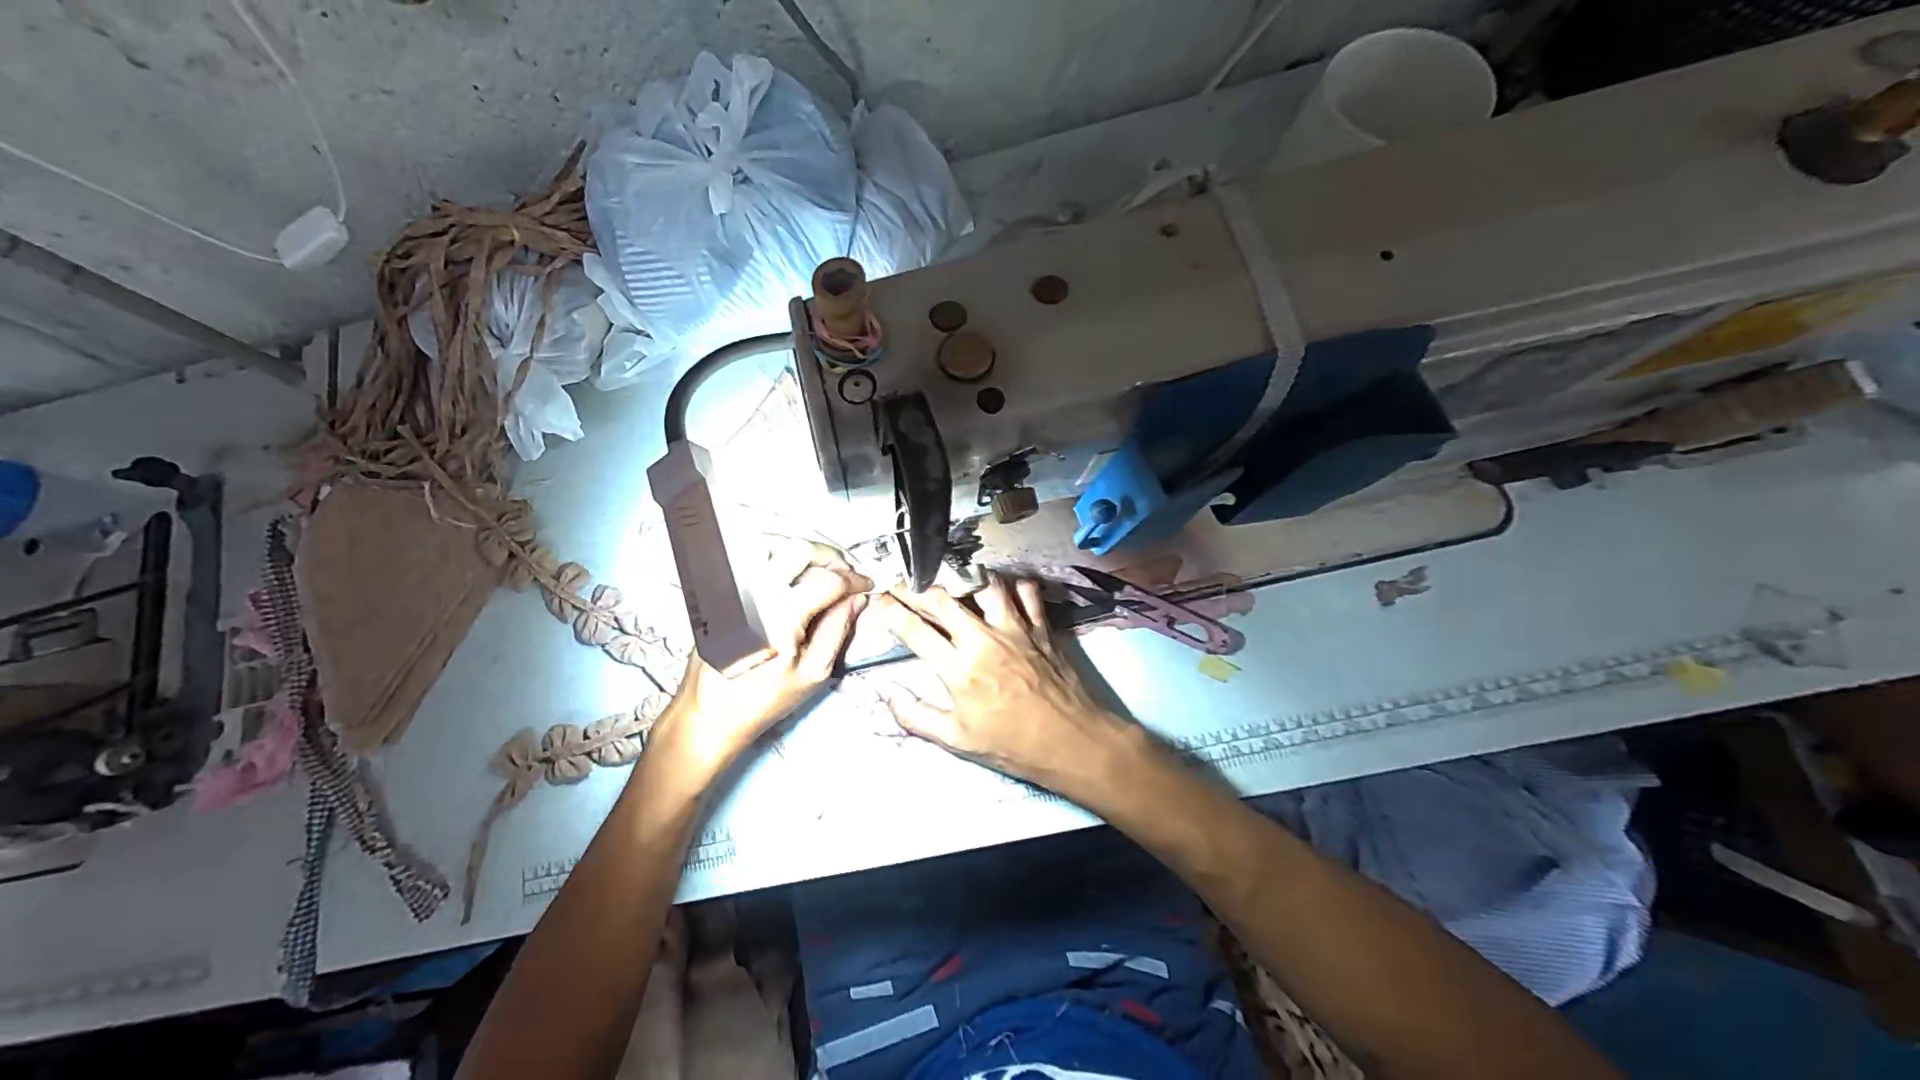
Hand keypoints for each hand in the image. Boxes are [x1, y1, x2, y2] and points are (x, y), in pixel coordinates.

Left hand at [649, 540, 870, 785]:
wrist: (709, 713)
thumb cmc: (758, 701)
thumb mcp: (813, 672)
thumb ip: (838, 629)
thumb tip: (856, 599)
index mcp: (781, 617)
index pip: (828, 581)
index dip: (854, 579)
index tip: (864, 584)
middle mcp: (753, 595)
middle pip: (799, 550)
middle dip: (829, 557)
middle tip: (843, 573)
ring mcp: (732, 590)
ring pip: (770, 545)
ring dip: (799, 552)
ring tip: (816, 570)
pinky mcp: (719, 592)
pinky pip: (748, 559)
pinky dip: (773, 556)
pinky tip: (787, 574)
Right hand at [868, 574, 1132, 789]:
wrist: (1072, 742)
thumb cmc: (1012, 746)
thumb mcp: (957, 741)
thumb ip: (917, 716)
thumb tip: (888, 693)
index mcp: (959, 670)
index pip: (915, 631)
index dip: (891, 610)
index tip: (878, 598)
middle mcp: (983, 641)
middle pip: (943, 599)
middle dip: (916, 588)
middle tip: (904, 586)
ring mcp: (1015, 630)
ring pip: (985, 586)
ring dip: (964, 580)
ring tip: (952, 581)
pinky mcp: (1041, 628)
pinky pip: (1027, 594)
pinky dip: (1014, 587)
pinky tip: (1005, 590)